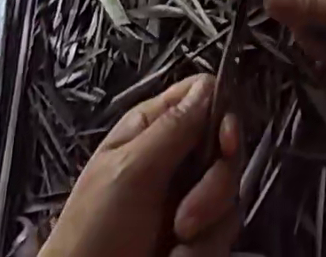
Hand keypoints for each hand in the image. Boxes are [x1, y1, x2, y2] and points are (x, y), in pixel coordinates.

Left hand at [41, 74, 241, 256]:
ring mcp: (190, 194)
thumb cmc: (94, 228)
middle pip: (227, 144)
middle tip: (186, 219)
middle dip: (216, 184)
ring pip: (230, 190)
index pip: (204, 92)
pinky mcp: (198, 233)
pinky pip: (224, 229)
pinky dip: (205, 249)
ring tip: (177, 244)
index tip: (225, 144)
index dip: (223, 111)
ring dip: (209, 224)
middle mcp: (178, 153)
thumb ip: (172, 128)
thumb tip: (209, 85)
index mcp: (155, 125)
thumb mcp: (129, 171)